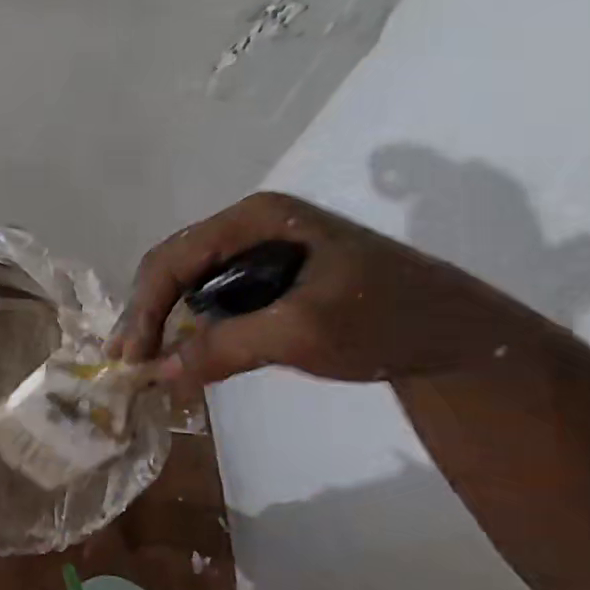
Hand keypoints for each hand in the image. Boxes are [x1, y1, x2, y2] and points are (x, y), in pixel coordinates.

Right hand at [115, 192, 532, 388]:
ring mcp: (263, 253)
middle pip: (177, 265)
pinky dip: (195, 330)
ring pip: (192, 284)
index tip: (129, 358)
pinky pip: (217, 302)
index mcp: (257, 217)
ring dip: (167, 323)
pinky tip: (186, 357)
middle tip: (129, 364)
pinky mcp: (273, 282)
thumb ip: (225, 347)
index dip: (144, 305)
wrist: (460, 340)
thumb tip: (157, 373)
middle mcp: (252, 226)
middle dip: (149, 314)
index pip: (176, 255)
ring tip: (149, 364)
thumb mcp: (303, 331)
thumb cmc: (386, 320)